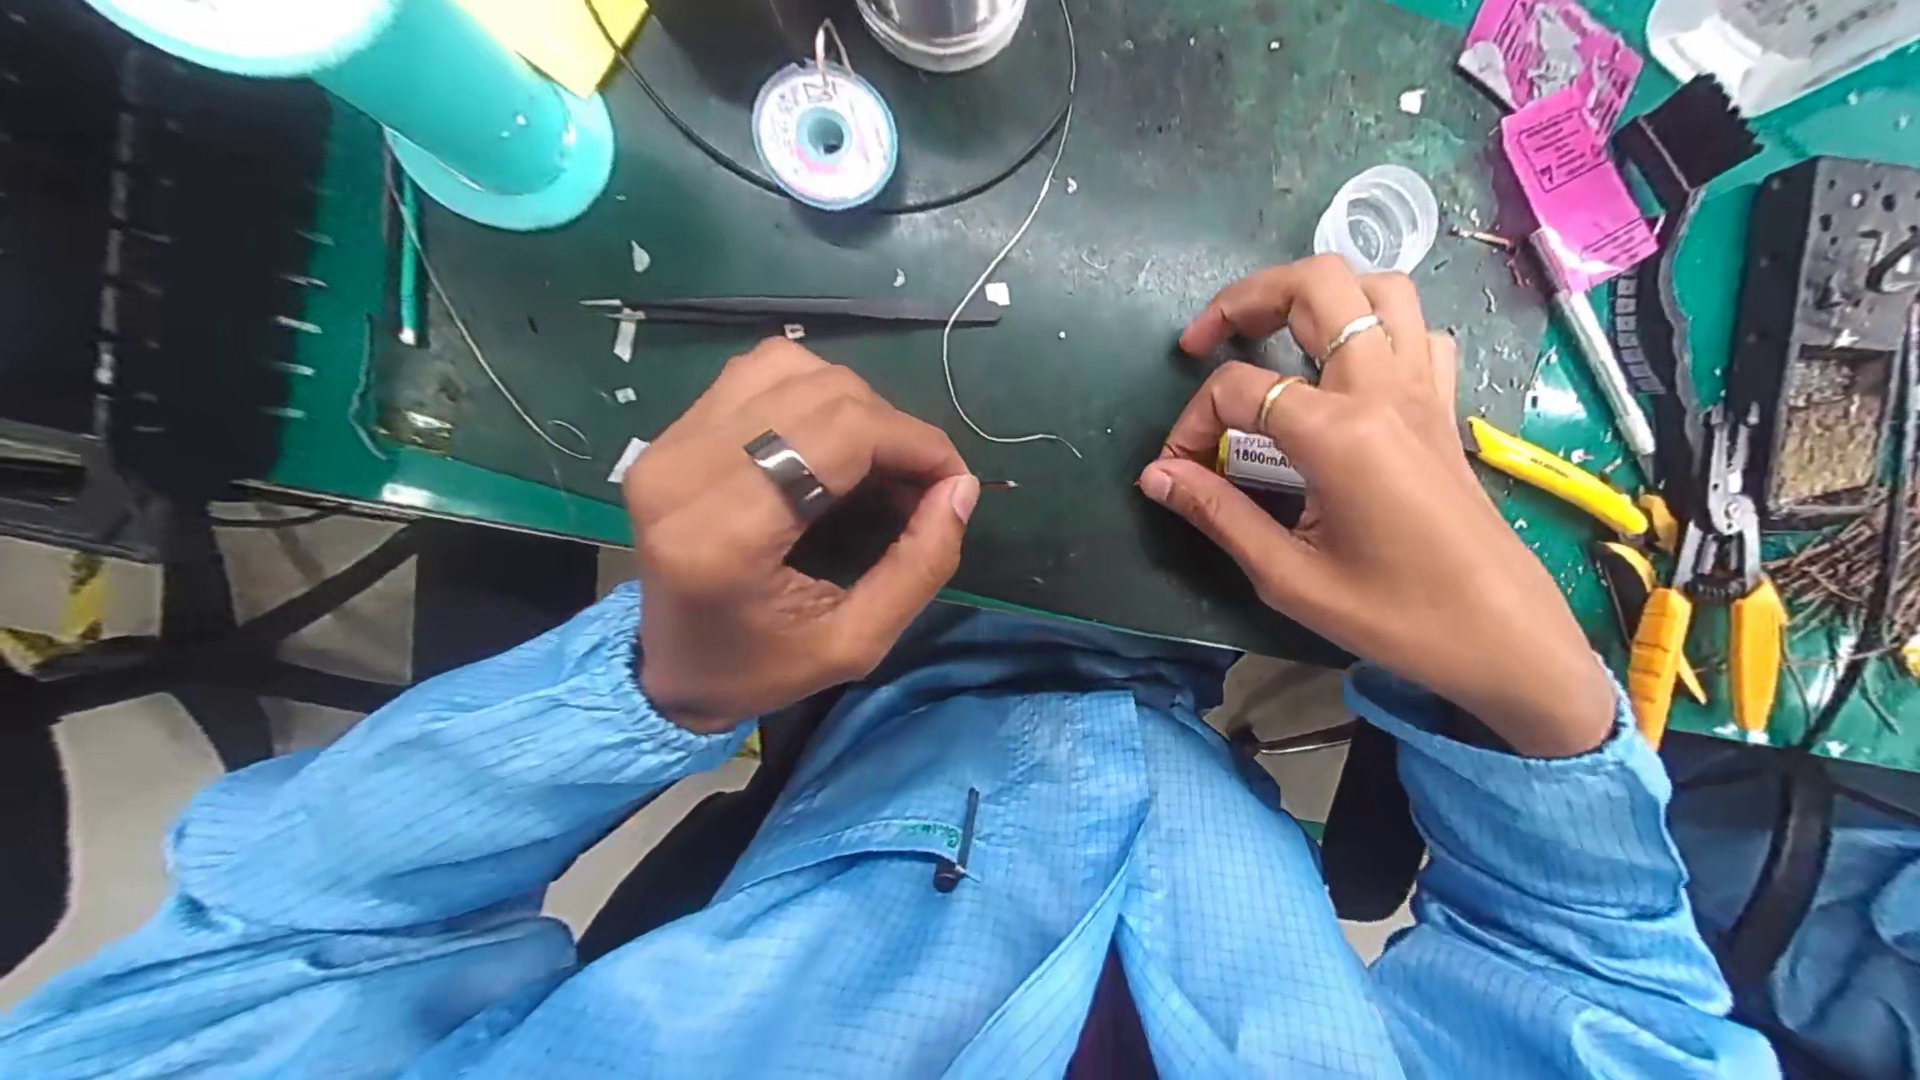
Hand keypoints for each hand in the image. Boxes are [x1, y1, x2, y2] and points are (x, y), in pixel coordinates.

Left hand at [625, 339, 978, 732]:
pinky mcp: (669, 433)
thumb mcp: (856, 643)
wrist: (668, 673)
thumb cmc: (761, 669)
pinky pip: (759, 374)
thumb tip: (961, 488)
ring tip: (874, 463)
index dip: (917, 443)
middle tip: (919, 483)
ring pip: (794, 367)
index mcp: (727, 533)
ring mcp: (670, 441)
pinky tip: (827, 444)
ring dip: (856, 408)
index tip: (953, 481)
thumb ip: (919, 567)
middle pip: (826, 393)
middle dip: (896, 430)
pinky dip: (813, 396)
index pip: (845, 433)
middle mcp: (687, 469)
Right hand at [1138, 256, 1613, 756]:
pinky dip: (1370, 326)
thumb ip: (1216, 513)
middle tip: (1201, 341)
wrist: (1506, 640)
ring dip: (1312, 296)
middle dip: (1243, 300)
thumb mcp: (1286, 576)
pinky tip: (1341, 367)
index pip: (1237, 391)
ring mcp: (1425, 390)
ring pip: (1376, 287)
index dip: (1190, 425)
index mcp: (1340, 433)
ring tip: (1267, 335)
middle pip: (1316, 285)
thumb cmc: (1394, 616)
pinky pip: (1415, 330)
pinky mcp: (1444, 406)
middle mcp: (1385, 390)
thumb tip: (1155, 475)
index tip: (1177, 472)